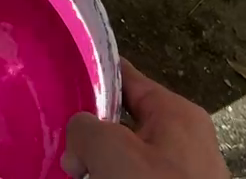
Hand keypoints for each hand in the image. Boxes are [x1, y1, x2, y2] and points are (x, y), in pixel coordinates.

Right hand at [62, 62, 228, 178]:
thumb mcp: (109, 149)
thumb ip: (83, 129)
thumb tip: (78, 150)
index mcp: (176, 112)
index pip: (124, 76)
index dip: (90, 76)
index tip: (59, 82)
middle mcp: (186, 140)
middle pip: (124, 122)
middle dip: (93, 132)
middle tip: (62, 138)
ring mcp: (184, 176)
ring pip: (130, 158)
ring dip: (101, 164)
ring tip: (72, 169)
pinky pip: (138, 178)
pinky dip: (117, 178)